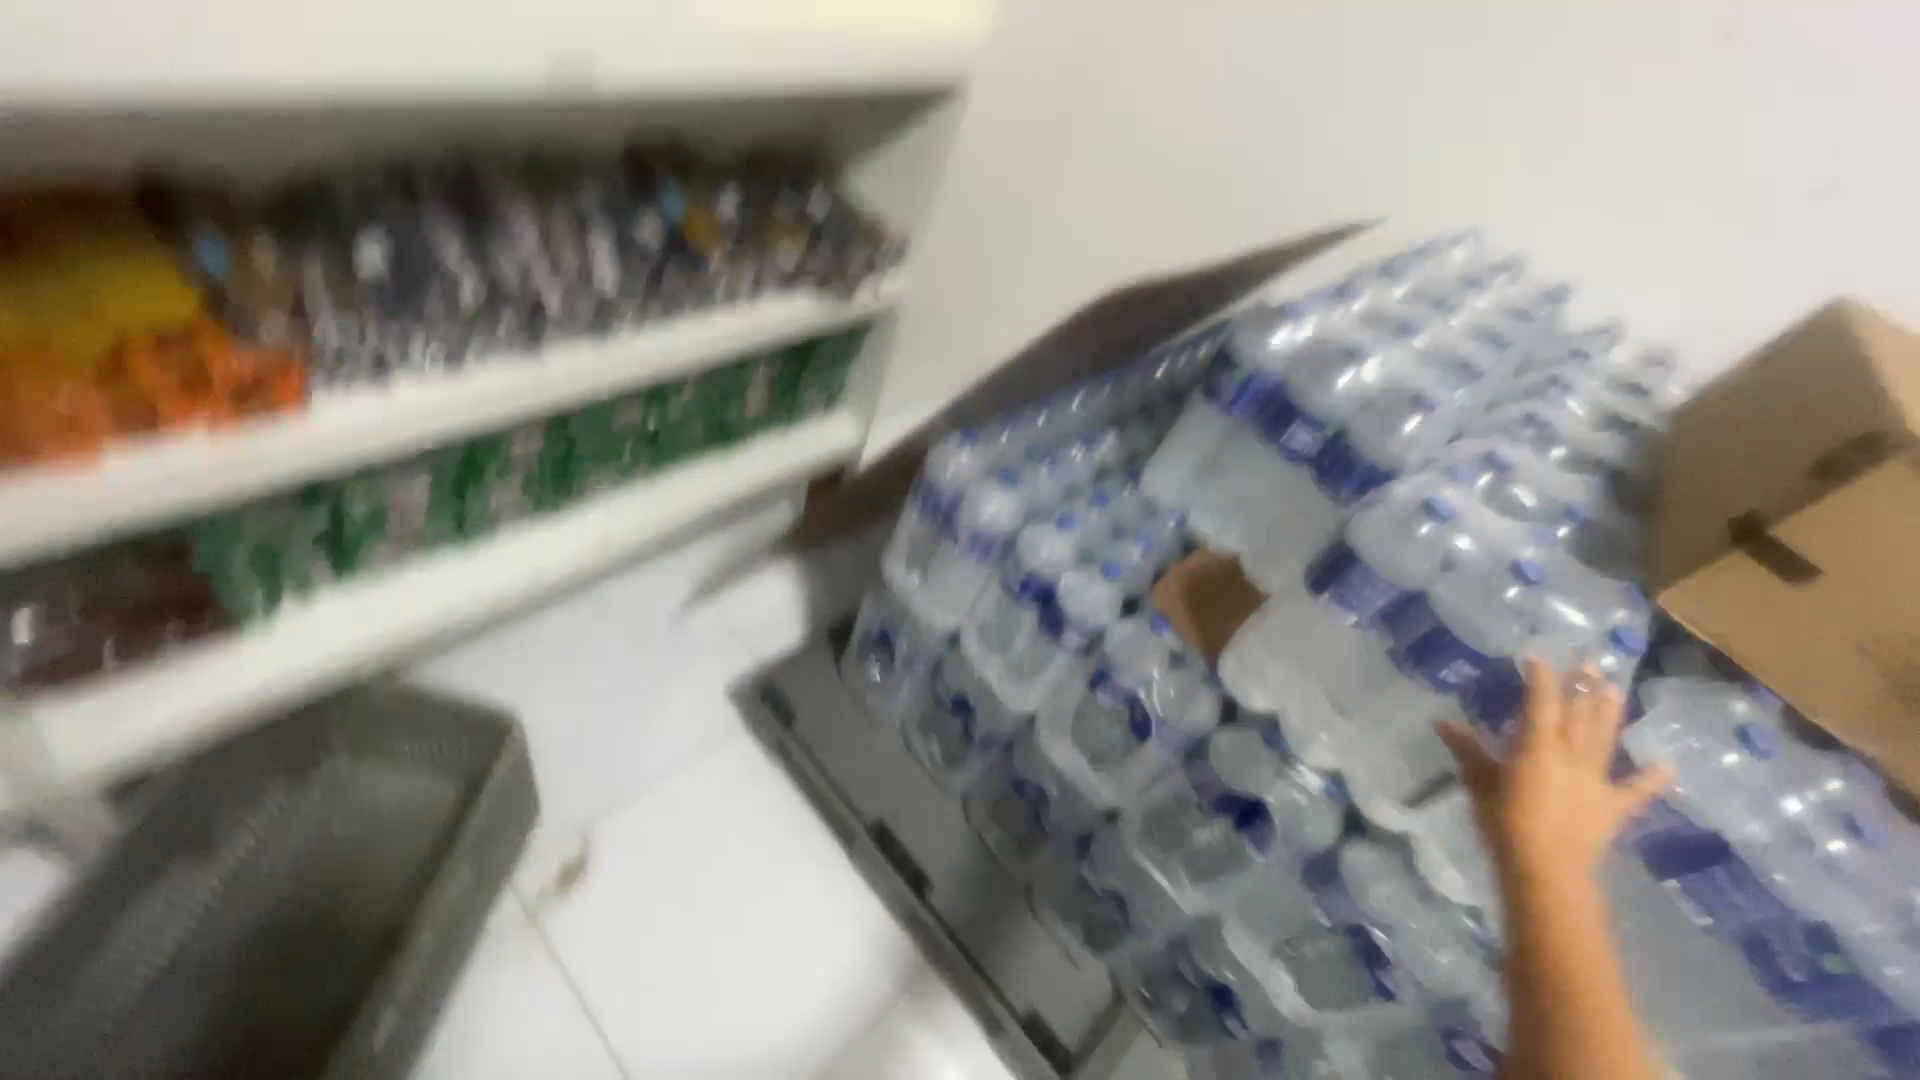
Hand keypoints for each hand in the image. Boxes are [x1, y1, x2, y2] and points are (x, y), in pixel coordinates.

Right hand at [1436, 656, 1671, 887]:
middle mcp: (1571, 755)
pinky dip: (1652, 778)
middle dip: (1582, 687)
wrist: (1547, 870)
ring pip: (1604, 739)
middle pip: (1578, 715)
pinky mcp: (1613, 806)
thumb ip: (1467, 751)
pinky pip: (1635, 790)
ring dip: (1609, 712)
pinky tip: (1668, 766)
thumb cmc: (1505, 822)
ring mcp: (1596, 780)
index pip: (1540, 702)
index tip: (1536, 657)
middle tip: (1588, 662)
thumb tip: (1442, 722)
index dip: (1540, 678)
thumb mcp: (1479, 783)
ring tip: (1614, 688)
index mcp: (1537, 746)